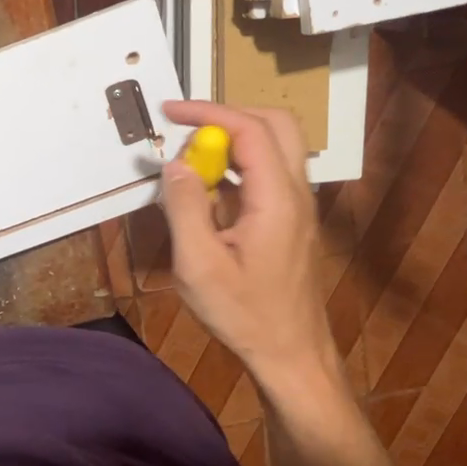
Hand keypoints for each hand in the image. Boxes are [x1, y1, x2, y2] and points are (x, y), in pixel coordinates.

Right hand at [157, 101, 342, 393]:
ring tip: (190, 160)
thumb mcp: (199, 264)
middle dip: (226, 115)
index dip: (208, 112)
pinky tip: (207, 190)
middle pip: (274, 125)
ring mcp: (297, 207)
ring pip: (274, 146)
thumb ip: (185, 208)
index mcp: (277, 200)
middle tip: (184, 127)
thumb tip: (175, 164)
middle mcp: (295, 194)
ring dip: (233, 139)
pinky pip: (267, 173)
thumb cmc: (243, 313)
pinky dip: (237, 164)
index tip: (169, 113)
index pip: (250, 130)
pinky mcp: (290, 220)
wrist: (290, 353)